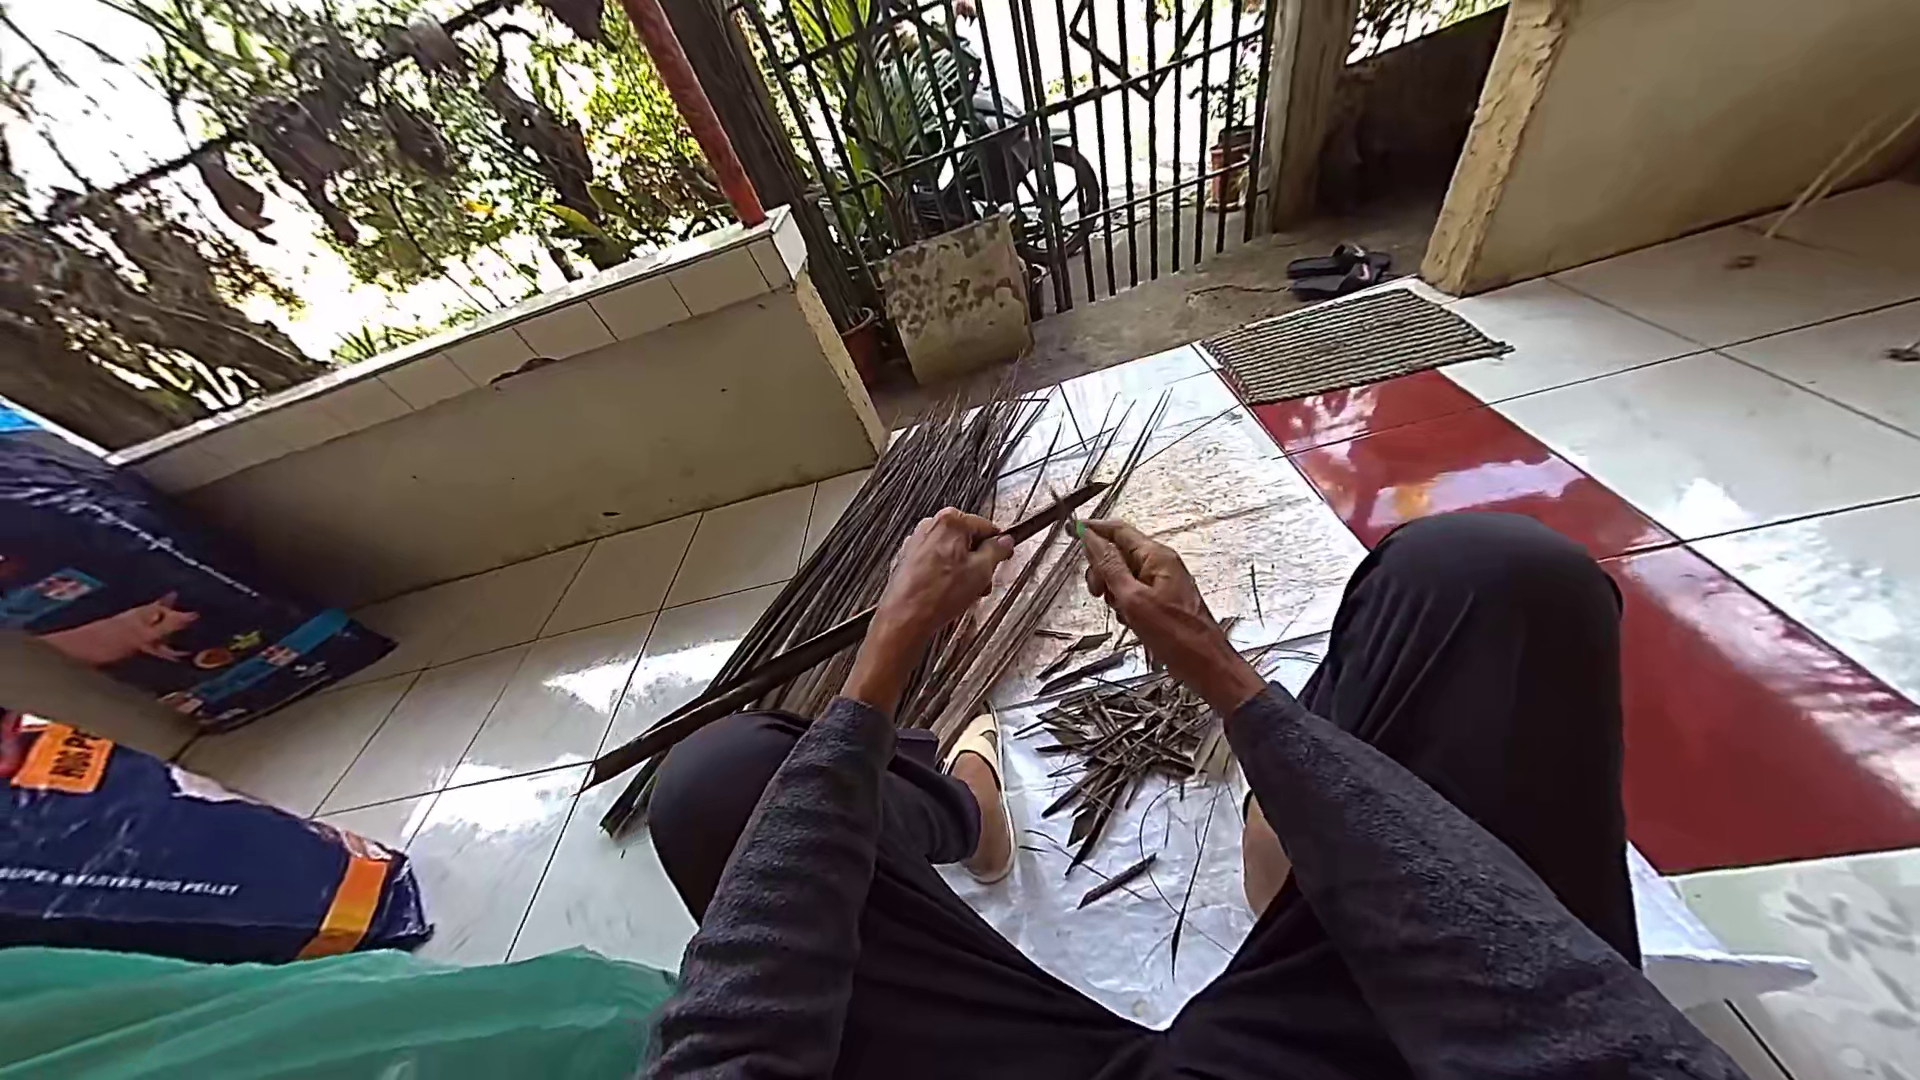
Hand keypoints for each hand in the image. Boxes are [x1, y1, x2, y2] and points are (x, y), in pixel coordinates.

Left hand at [846, 508, 1014, 712]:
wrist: (905, 617)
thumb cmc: (937, 594)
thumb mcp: (981, 571)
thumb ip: (996, 550)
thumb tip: (1004, 542)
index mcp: (950, 521)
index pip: (986, 526)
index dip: (998, 545)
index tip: (1003, 556)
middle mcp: (930, 526)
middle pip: (967, 539)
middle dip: (978, 561)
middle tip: (983, 581)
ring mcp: (916, 543)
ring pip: (951, 552)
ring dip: (963, 571)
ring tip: (965, 593)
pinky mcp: (909, 560)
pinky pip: (936, 563)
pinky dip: (945, 575)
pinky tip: (948, 594)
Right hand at [1080, 519, 1266, 714]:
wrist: (1205, 666)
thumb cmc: (1177, 636)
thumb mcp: (1133, 599)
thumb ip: (1109, 566)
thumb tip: (1091, 538)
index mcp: (1157, 557)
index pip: (1118, 530)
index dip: (1093, 530)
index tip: (1073, 532)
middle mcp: (1160, 564)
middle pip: (1118, 552)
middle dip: (1101, 569)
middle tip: (1098, 591)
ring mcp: (1161, 581)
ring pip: (1123, 574)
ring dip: (1112, 589)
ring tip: (1119, 609)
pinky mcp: (1161, 599)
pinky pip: (1132, 591)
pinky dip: (1124, 602)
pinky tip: (1129, 619)